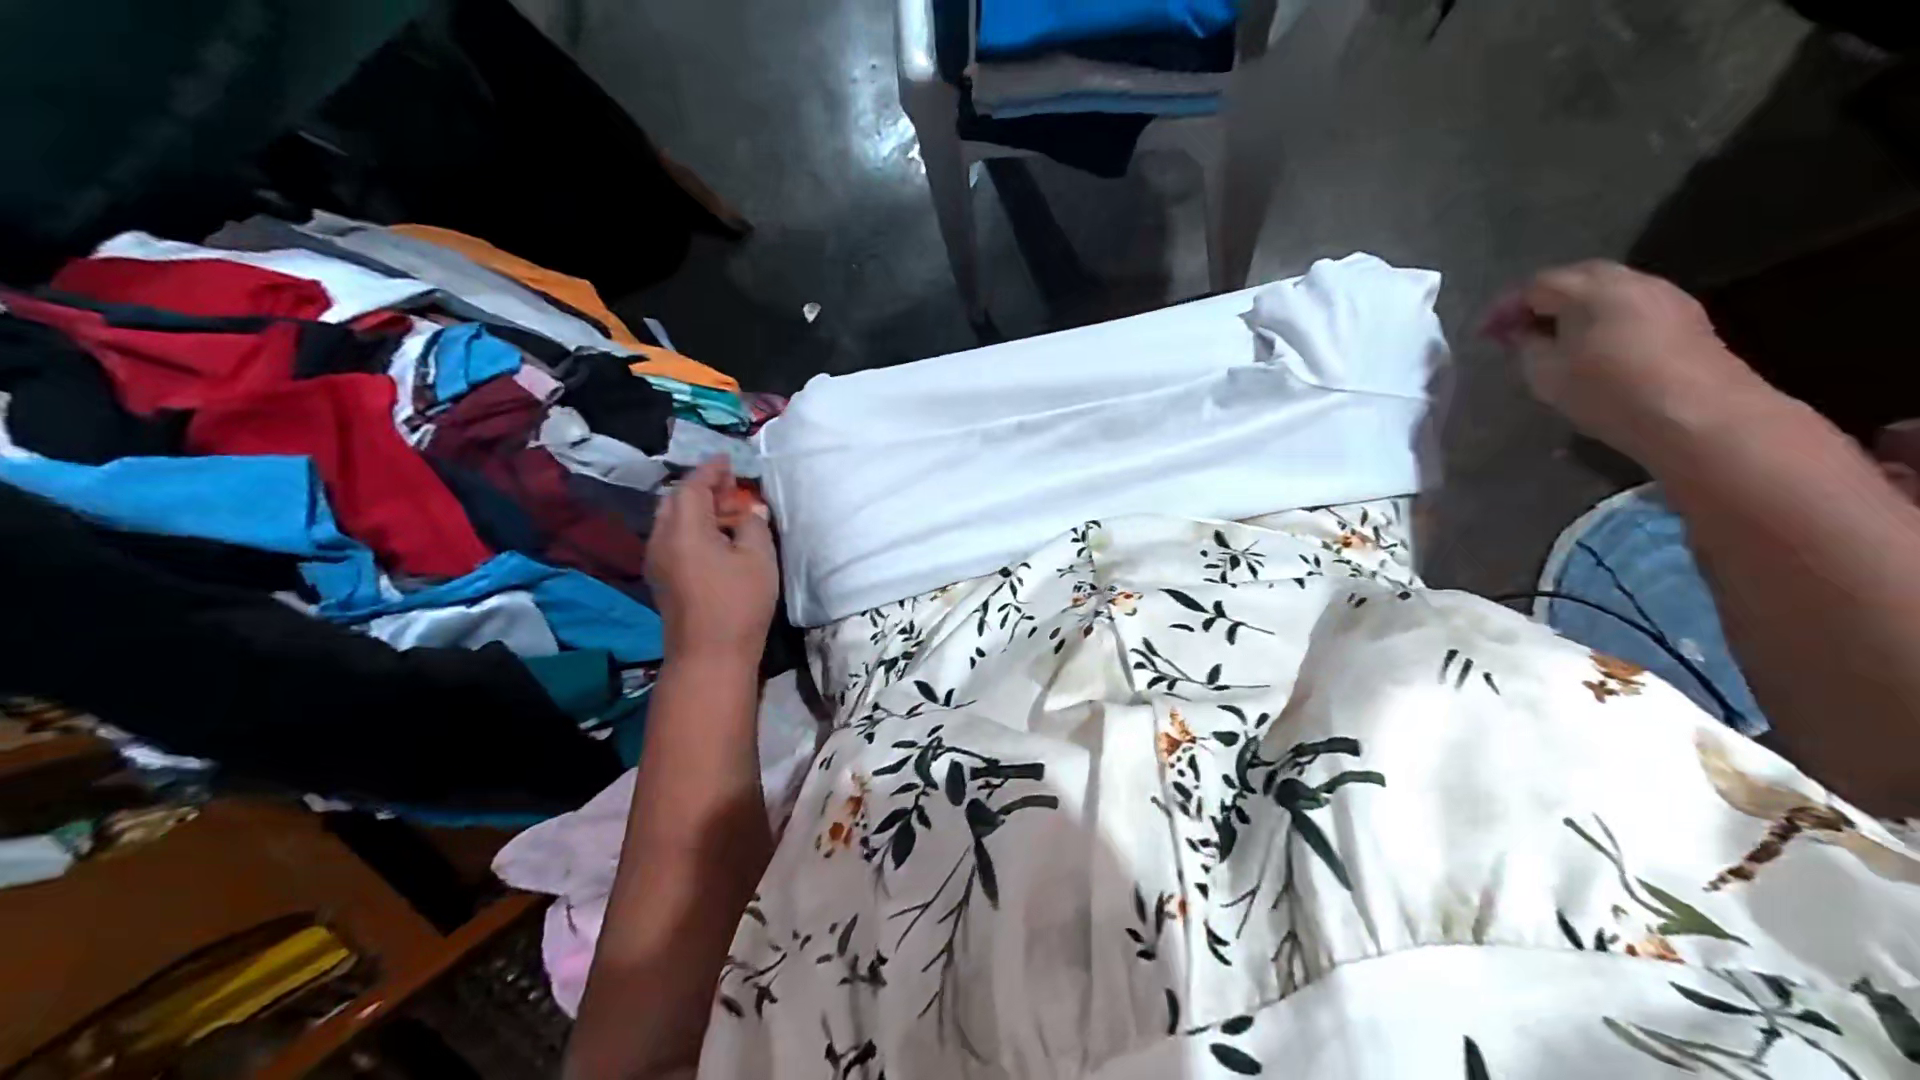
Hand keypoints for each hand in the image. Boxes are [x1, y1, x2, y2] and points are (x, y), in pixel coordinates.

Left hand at [645, 460, 778, 664]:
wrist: (710, 655)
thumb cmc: (739, 603)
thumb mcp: (758, 557)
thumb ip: (753, 524)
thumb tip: (749, 511)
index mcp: (684, 528)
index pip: (693, 486)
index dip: (712, 470)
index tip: (729, 459)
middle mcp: (662, 539)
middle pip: (676, 500)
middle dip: (702, 488)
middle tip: (732, 486)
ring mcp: (657, 560)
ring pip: (672, 520)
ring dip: (698, 509)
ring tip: (729, 512)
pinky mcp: (662, 578)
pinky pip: (673, 538)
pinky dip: (693, 528)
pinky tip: (717, 538)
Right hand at [1482, 260, 1767, 459]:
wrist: (1697, 414)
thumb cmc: (1608, 392)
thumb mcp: (1545, 374)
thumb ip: (1525, 346)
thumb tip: (1521, 333)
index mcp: (1590, 291)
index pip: (1535, 285)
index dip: (1504, 308)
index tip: (1484, 335)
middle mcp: (1630, 281)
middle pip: (1575, 277)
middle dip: (1540, 300)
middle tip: (1515, 330)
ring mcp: (1664, 296)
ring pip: (1606, 289)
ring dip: (1573, 307)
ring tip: (1551, 337)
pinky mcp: (1684, 317)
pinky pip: (1630, 304)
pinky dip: (1601, 316)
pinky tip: (1591, 344)